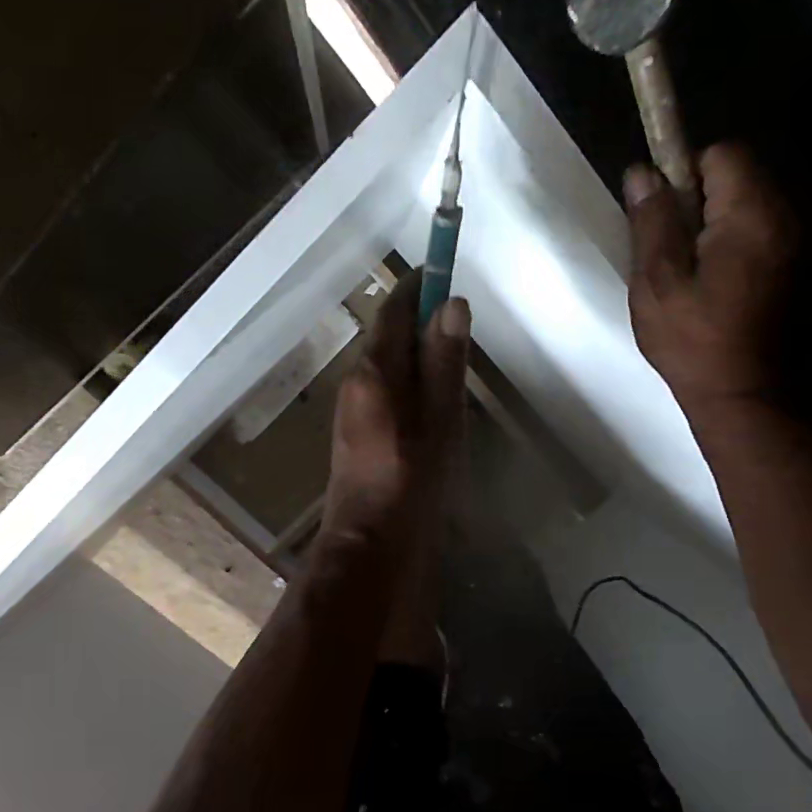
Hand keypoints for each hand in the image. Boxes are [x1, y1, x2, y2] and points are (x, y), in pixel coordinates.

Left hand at [322, 271, 470, 541]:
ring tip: (454, 358)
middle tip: (460, 321)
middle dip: (421, 320)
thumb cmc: (411, 481)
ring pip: (387, 364)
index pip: (393, 311)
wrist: (369, 542)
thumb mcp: (440, 420)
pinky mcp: (355, 430)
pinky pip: (384, 389)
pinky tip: (433, 400)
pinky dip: (409, 380)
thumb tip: (451, 303)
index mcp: (373, 372)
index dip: (419, 285)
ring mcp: (351, 407)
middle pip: (388, 336)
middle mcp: (354, 382)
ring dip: (416, 352)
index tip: (446, 269)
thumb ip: (444, 363)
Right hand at [625, 143, 796, 416]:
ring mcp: (790, 241)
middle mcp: (782, 217)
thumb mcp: (656, 280)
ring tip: (678, 268)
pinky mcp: (786, 263)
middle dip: (693, 197)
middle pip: (736, 175)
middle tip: (661, 247)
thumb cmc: (690, 337)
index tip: (656, 209)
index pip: (723, 154)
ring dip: (704, 221)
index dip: (683, 169)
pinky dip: (721, 240)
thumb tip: (642, 172)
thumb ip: (652, 222)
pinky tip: (701, 280)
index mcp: (751, 216)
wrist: (739, 390)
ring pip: (741, 203)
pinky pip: (751, 229)